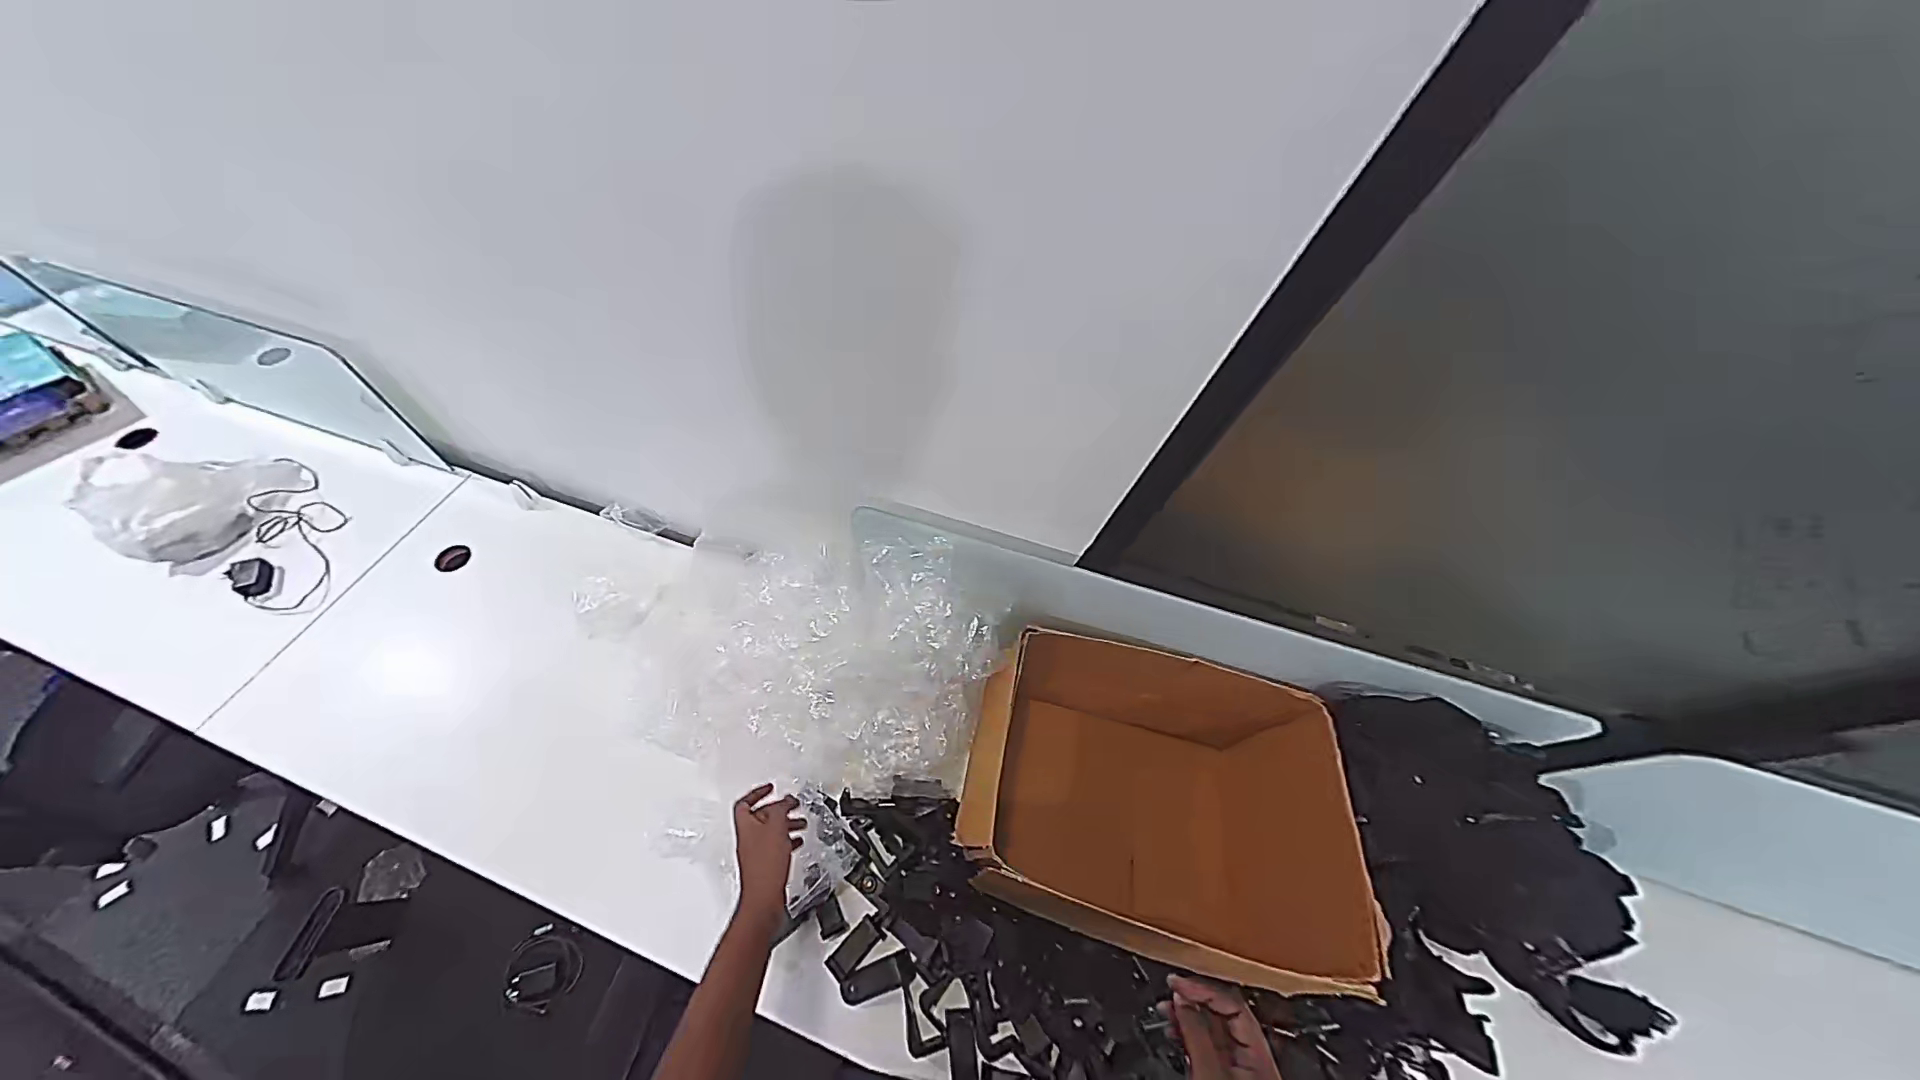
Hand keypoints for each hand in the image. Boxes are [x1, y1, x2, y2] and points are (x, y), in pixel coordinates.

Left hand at [732, 784, 803, 926]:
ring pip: (770, 831)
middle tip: (792, 804)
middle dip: (777, 808)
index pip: (745, 803)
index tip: (770, 787)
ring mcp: (756, 853)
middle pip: (761, 816)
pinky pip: (775, 846)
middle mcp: (749, 838)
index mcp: (746, 826)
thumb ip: (780, 810)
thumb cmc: (765, 866)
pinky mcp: (765, 865)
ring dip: (785, 823)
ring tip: (800, 822)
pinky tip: (796, 842)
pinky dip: (786, 840)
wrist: (764, 898)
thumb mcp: (777, 828)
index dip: (757, 792)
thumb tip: (784, 800)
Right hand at [1164, 975, 1283, 1079]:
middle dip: (1193, 999)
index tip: (1178, 982)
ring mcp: (1239, 1069)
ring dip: (1187, 1015)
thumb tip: (1182, 997)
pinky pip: (1206, 1045)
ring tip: (1166, 1009)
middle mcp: (1253, 1058)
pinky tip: (1174, 1029)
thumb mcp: (1209, 1073)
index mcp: (1260, 1056)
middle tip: (1170, 991)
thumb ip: (1196, 1034)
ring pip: (1212, 1029)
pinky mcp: (1225, 1077)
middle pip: (1222, 1014)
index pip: (1233, 1004)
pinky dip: (1189, 1034)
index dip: (1204, 989)